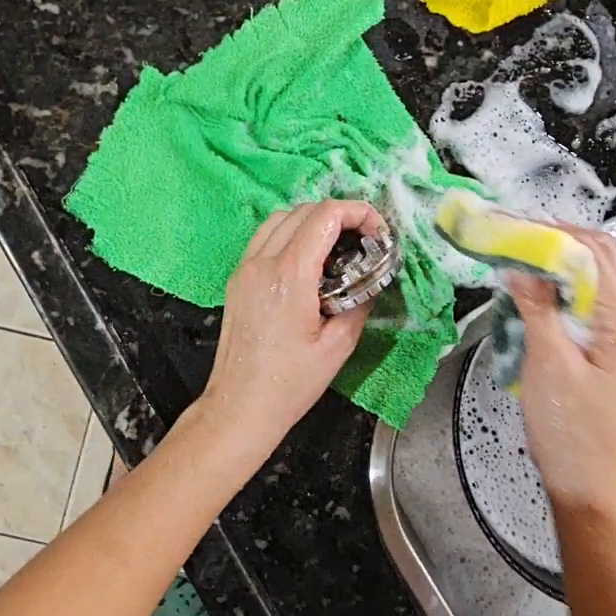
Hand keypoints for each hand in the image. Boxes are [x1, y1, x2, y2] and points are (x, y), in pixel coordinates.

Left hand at [195, 200, 382, 461]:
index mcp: (290, 275)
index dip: (358, 213)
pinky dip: (289, 233)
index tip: (378, 231)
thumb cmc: (290, 383)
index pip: (325, 216)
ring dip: (312, 220)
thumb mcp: (338, 345)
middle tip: (363, 241)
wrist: (239, 406)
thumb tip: (372, 279)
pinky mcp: (237, 278)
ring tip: (337, 247)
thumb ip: (360, 302)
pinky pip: (265, 237)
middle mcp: (263, 262)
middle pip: (303, 210)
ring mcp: (245, 268)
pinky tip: (308, 260)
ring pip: (280, 217)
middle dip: (339, 216)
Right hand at [509, 226, 615, 514]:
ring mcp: (615, 328)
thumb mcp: (548, 361)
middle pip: (594, 255)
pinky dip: (550, 283)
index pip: (592, 251)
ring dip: (549, 260)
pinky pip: (577, 296)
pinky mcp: (599, 340)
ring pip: (584, 274)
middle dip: (552, 238)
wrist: (585, 477)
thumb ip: (536, 306)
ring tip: (509, 253)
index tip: (511, 224)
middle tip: (508, 233)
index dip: (551, 232)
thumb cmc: (570, 428)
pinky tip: (522, 285)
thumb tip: (518, 262)